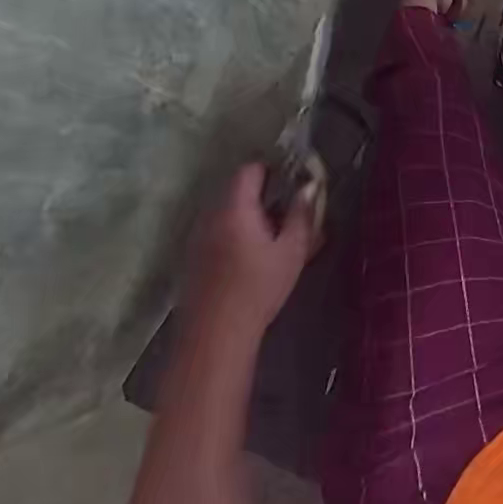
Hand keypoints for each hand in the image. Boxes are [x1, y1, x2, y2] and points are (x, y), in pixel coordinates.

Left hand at [186, 163, 321, 331]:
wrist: (215, 333)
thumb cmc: (259, 288)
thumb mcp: (292, 251)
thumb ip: (302, 215)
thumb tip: (310, 187)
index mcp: (235, 208)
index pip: (249, 170)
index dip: (272, 170)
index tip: (292, 184)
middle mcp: (210, 215)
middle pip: (236, 190)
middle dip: (263, 195)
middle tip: (288, 213)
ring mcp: (197, 235)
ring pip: (225, 211)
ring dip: (249, 215)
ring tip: (273, 238)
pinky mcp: (192, 256)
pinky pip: (216, 230)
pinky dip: (234, 233)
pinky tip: (250, 258)